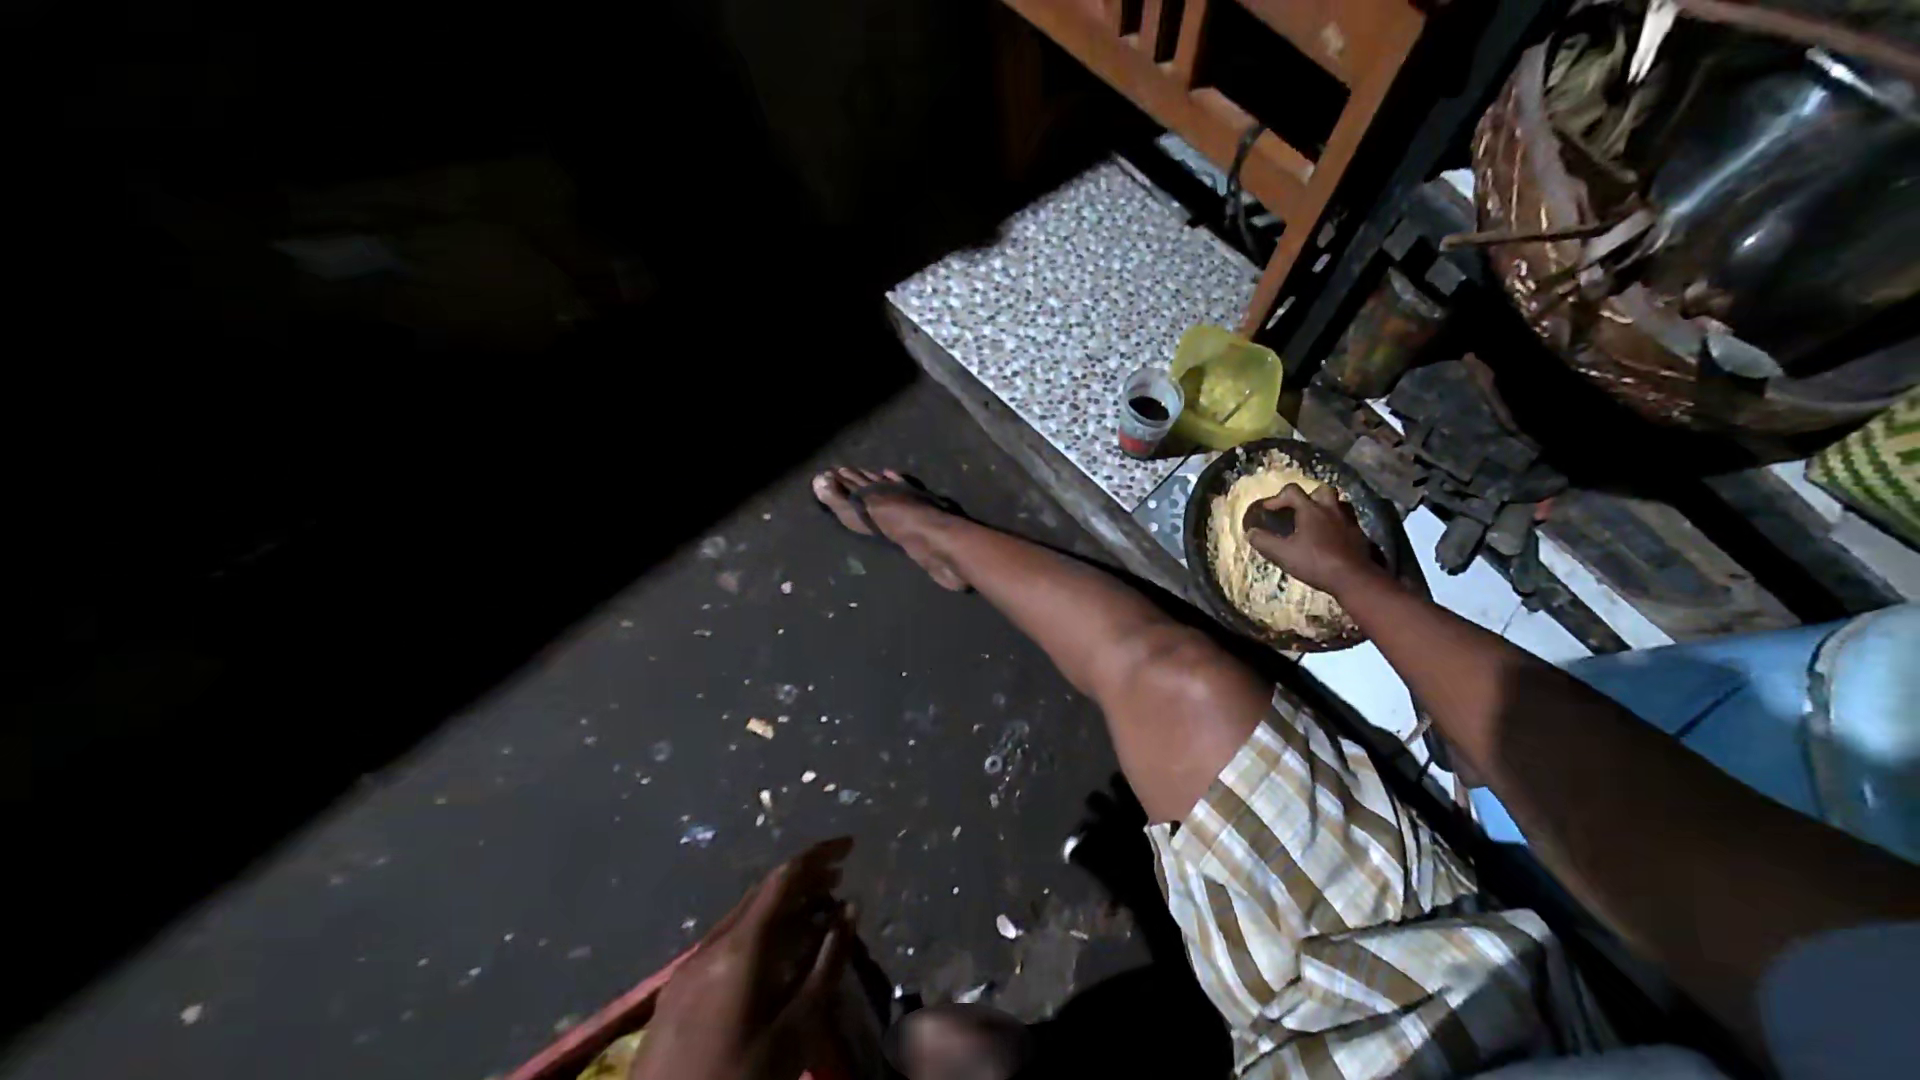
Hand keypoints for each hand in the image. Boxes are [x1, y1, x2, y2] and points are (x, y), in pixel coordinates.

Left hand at [634, 838, 855, 1079]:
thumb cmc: (740, 1079)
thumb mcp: (796, 1030)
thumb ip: (826, 965)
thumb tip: (850, 910)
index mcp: (739, 948)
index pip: (784, 879)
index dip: (818, 856)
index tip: (849, 845)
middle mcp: (710, 946)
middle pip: (762, 895)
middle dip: (802, 880)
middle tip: (839, 880)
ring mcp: (687, 969)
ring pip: (743, 919)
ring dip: (782, 908)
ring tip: (816, 912)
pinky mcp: (676, 994)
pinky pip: (726, 944)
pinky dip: (759, 934)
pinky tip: (776, 954)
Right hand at [1245, 484, 1385, 595]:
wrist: (1353, 578)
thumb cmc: (1315, 562)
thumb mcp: (1282, 554)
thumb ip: (1264, 541)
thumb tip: (1250, 532)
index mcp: (1311, 510)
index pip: (1292, 491)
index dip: (1277, 498)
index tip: (1268, 510)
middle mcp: (1331, 510)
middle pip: (1322, 490)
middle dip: (1308, 496)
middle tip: (1299, 511)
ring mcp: (1348, 521)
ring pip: (1338, 504)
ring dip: (1326, 508)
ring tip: (1315, 523)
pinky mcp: (1359, 535)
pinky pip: (1347, 521)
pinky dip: (1337, 525)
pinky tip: (1330, 539)